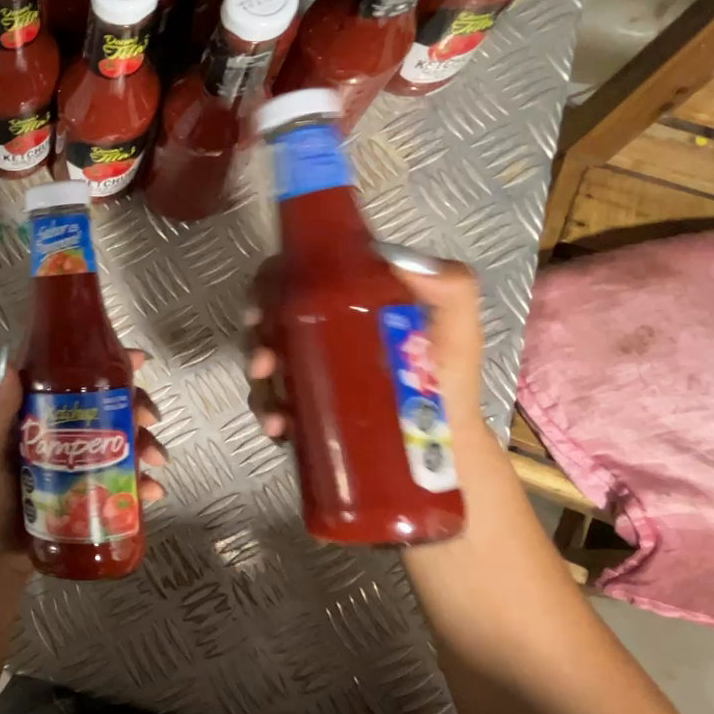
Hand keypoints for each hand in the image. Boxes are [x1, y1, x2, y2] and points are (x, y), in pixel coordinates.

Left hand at [0, 349, 168, 572]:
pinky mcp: (93, 497)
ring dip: (147, 444)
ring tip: (156, 459)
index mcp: (38, 417)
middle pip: (108, 409)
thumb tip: (12, 368)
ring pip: (123, 444)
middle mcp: (63, 436)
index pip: (74, 381)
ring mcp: (80, 467)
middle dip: (136, 406)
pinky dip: (144, 485)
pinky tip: (152, 491)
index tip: (137, 360)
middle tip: (149, 416)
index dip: (107, 366)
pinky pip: (125, 485)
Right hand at [247, 244, 486, 437]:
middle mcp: (321, 336)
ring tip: (274, 401)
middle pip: (269, 324)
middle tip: (264, 360)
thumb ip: (452, 291)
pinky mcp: (302, 411)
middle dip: (256, 340)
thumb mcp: (458, 334)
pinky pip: (270, 406)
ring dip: (258, 381)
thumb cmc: (449, 388)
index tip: (262, 307)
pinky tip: (280, 424)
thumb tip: (397, 260)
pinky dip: (267, 413)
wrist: (446, 453)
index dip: (269, 288)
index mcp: (350, 309)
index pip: (297, 282)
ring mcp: (307, 375)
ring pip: (263, 365)